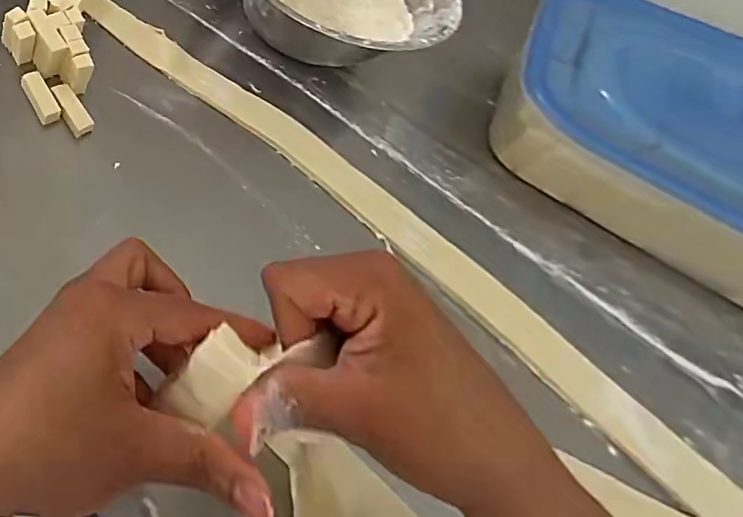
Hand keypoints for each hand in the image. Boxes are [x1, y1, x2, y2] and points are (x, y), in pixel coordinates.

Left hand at [0, 240, 279, 516]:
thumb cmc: (55, 440)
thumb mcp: (137, 451)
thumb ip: (205, 462)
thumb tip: (264, 498)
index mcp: (110, 310)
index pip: (187, 311)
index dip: (233, 332)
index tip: (271, 354)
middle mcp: (88, 298)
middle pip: (143, 270)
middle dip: (181, 306)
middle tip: (204, 362)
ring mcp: (67, 317)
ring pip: (123, 297)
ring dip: (156, 332)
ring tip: (181, 394)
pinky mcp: (55, 340)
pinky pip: (105, 324)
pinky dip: (132, 350)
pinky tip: (145, 408)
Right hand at [255, 252, 601, 516]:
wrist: (511, 477)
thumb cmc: (443, 434)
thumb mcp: (355, 413)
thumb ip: (285, 397)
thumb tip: (231, 413)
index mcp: (367, 274)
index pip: (284, 284)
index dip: (291, 333)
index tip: (329, 373)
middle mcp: (370, 266)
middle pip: (292, 291)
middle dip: (302, 342)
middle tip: (344, 385)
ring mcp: (380, 287)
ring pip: (304, 306)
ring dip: (315, 351)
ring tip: (357, 387)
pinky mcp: (385, 309)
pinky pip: (326, 316)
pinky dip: (330, 352)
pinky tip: (363, 382)